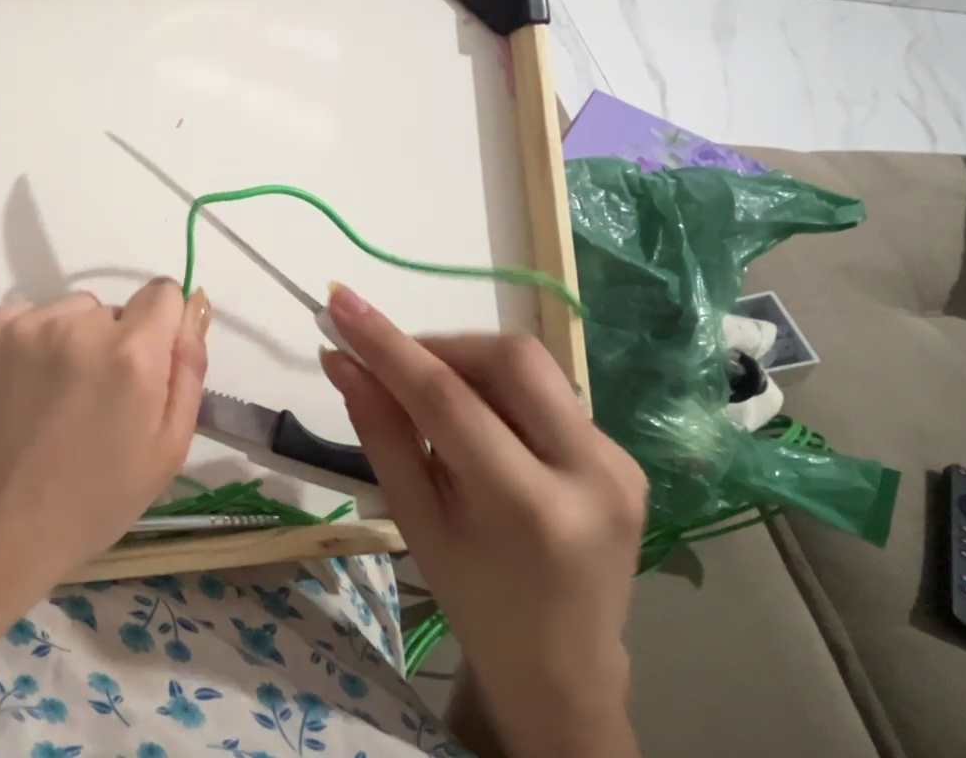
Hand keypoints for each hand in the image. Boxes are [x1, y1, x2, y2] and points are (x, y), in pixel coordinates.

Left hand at [0, 279, 211, 603]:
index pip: (162, 294)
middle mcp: (77, 326)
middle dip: (111, 344)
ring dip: (68, 342)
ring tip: (50, 400)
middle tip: (92, 403)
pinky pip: (21, 318)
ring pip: (65, 313)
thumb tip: (194, 306)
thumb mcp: (167, 450)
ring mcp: (23, 327)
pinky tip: (16, 390)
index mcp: (132, 354)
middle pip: (111, 310)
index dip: (159, 329)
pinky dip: (25, 344)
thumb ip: (189, 369)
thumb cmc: (91, 502)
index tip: (144, 368)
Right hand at [318, 284, 645, 757]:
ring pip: (534, 369)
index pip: (446, 399)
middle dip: (440, 346)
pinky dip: (499, 393)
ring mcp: (619, 462)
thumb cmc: (472, 599)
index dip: (387, 344)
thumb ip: (380, 433)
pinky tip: (478, 431)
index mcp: (526, 507)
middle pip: (510, 358)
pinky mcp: (626, 457)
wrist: (563, 665)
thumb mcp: (415, 521)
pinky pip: (549, 396)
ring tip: (430, 402)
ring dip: (469, 365)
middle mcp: (590, 472)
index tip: (339, 301)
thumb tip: (341, 361)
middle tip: (393, 367)